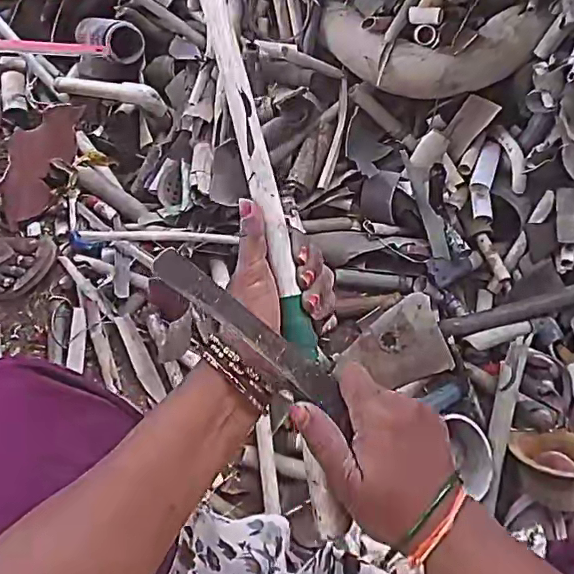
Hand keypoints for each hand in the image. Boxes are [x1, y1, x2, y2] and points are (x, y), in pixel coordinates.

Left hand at [227, 201, 333, 329]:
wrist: (250, 368)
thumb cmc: (242, 325)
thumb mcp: (249, 274)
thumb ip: (254, 238)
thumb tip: (248, 205)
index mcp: (269, 265)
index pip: (298, 243)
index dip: (304, 251)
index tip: (299, 260)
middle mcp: (285, 283)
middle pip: (317, 265)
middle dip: (314, 277)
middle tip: (301, 287)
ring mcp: (298, 304)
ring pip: (327, 288)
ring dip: (319, 299)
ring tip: (304, 309)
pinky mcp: (309, 324)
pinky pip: (331, 312)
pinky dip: (325, 317)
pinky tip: (312, 322)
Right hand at [290, 363, 458, 546]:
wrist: (441, 527)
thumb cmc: (393, 510)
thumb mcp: (345, 481)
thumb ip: (321, 439)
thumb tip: (300, 409)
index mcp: (377, 414)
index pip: (349, 373)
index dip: (337, 393)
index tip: (336, 417)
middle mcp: (402, 405)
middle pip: (366, 389)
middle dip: (355, 412)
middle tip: (355, 450)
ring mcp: (420, 412)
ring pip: (385, 400)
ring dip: (377, 420)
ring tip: (378, 457)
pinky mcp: (432, 421)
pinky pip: (405, 411)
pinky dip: (397, 426)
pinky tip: (396, 455)